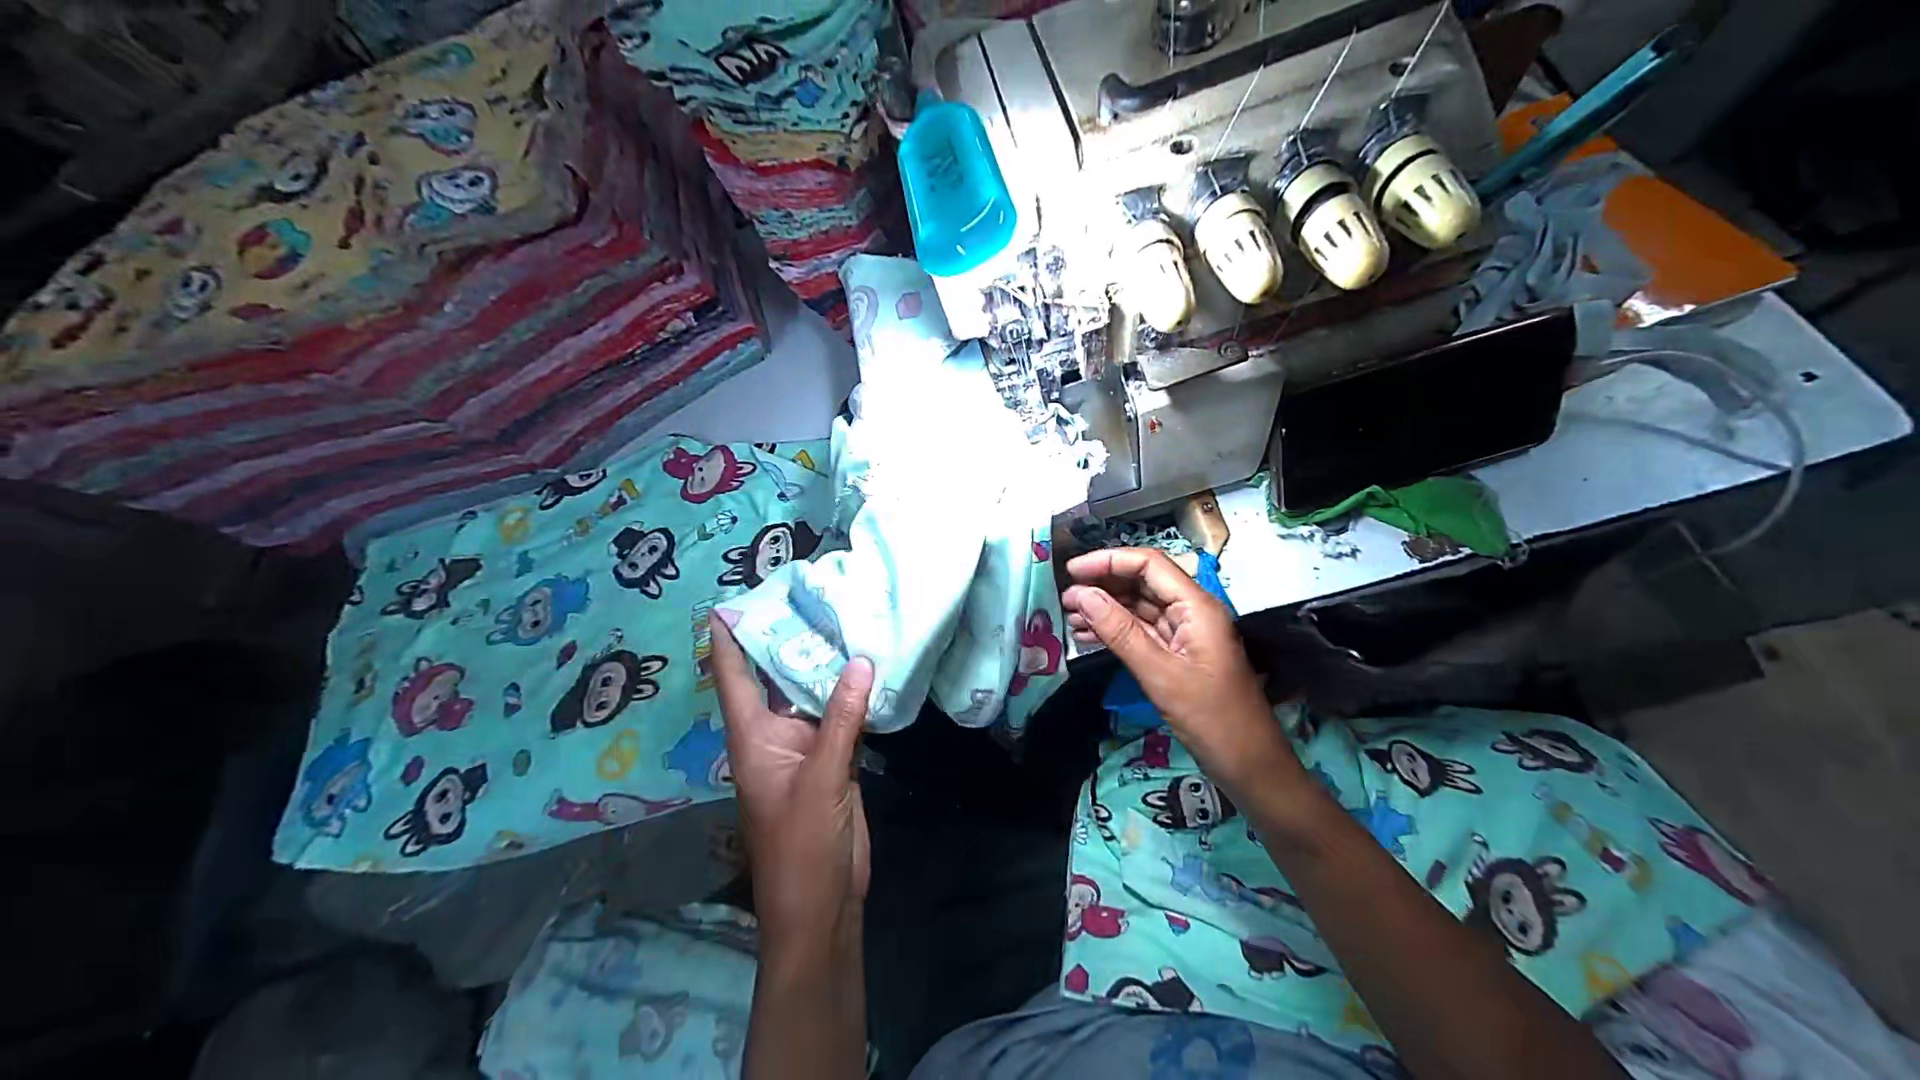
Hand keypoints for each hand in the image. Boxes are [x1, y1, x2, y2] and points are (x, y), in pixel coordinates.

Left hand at [709, 615, 870, 942]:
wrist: (823, 903)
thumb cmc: (803, 846)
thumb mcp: (822, 780)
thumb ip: (841, 720)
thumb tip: (861, 661)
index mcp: (753, 735)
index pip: (733, 675)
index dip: (728, 638)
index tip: (733, 598)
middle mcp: (775, 732)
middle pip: (778, 675)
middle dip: (790, 636)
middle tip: (812, 589)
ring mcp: (806, 745)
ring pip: (814, 693)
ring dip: (826, 661)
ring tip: (845, 613)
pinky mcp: (834, 759)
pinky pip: (841, 715)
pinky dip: (853, 692)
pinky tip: (870, 663)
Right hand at [1061, 548, 1294, 794]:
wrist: (1249, 765)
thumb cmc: (1212, 718)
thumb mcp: (1160, 674)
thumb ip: (1120, 632)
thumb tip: (1083, 595)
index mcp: (1196, 606)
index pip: (1148, 565)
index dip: (1108, 561)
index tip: (1072, 571)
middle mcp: (1191, 612)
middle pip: (1142, 582)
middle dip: (1102, 585)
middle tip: (1064, 599)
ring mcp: (1184, 634)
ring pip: (1139, 607)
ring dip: (1104, 609)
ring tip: (1069, 617)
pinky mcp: (1177, 655)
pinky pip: (1142, 631)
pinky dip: (1114, 631)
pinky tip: (1088, 636)